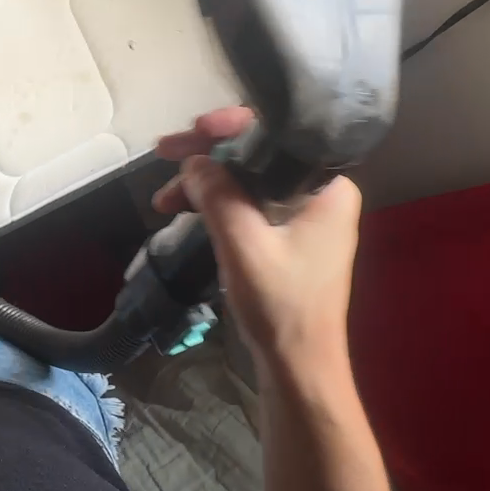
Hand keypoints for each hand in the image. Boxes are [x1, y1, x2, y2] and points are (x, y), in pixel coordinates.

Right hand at [153, 108, 362, 377]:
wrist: (298, 365)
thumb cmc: (282, 304)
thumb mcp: (243, 243)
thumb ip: (218, 194)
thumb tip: (192, 160)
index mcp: (326, 186)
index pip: (277, 132)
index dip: (231, 125)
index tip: (194, 129)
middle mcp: (319, 193)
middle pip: (257, 152)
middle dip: (207, 152)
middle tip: (164, 152)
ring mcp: (302, 215)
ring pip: (246, 177)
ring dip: (203, 181)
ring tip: (163, 197)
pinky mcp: (285, 235)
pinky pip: (246, 202)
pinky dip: (213, 202)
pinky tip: (181, 210)